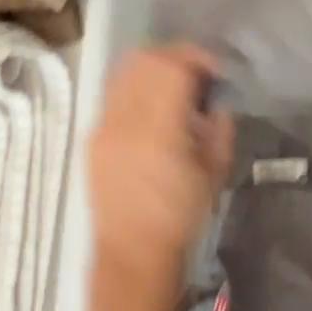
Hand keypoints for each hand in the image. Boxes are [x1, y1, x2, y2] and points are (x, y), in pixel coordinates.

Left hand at [88, 46, 233, 286]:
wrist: (133, 254)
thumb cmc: (182, 216)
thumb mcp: (216, 171)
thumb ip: (220, 128)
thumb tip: (215, 104)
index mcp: (160, 129)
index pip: (173, 67)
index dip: (197, 57)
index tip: (215, 70)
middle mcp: (125, 121)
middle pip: (144, 60)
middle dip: (175, 56)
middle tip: (196, 73)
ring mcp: (103, 128)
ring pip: (124, 72)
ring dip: (152, 68)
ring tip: (173, 86)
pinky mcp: (92, 139)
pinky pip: (113, 95)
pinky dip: (135, 88)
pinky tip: (152, 109)